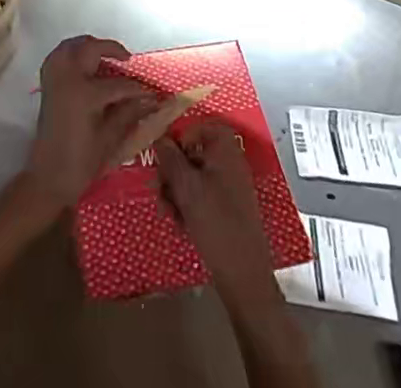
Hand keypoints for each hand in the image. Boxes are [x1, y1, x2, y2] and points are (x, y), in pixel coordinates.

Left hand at [21, 35, 156, 212]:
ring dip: (88, 46)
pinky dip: (71, 53)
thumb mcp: (110, 139)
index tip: (154, 93)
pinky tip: (84, 64)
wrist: (48, 176)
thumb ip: (129, 113)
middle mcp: (67, 78)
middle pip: (89, 49)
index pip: (120, 84)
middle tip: (128, 60)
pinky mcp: (45, 84)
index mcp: (85, 94)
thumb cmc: (81, 162)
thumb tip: (151, 100)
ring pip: (70, 46)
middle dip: (110, 49)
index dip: (139, 89)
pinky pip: (58, 56)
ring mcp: (53, 79)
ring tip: (106, 57)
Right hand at [158, 120, 279, 301]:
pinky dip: (186, 204)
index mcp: (226, 153)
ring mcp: (229, 188)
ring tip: (167, 211)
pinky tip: (178, 222)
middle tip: (158, 187)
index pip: (205, 127)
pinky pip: (200, 196)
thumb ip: (169, 157)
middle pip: (194, 153)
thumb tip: (159, 137)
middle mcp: (230, 166)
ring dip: (175, 190)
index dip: (184, 135)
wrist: (242, 272)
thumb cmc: (215, 221)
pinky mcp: (226, 209)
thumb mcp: (185, 186)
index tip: (167, 153)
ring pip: (193, 176)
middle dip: (172, 170)